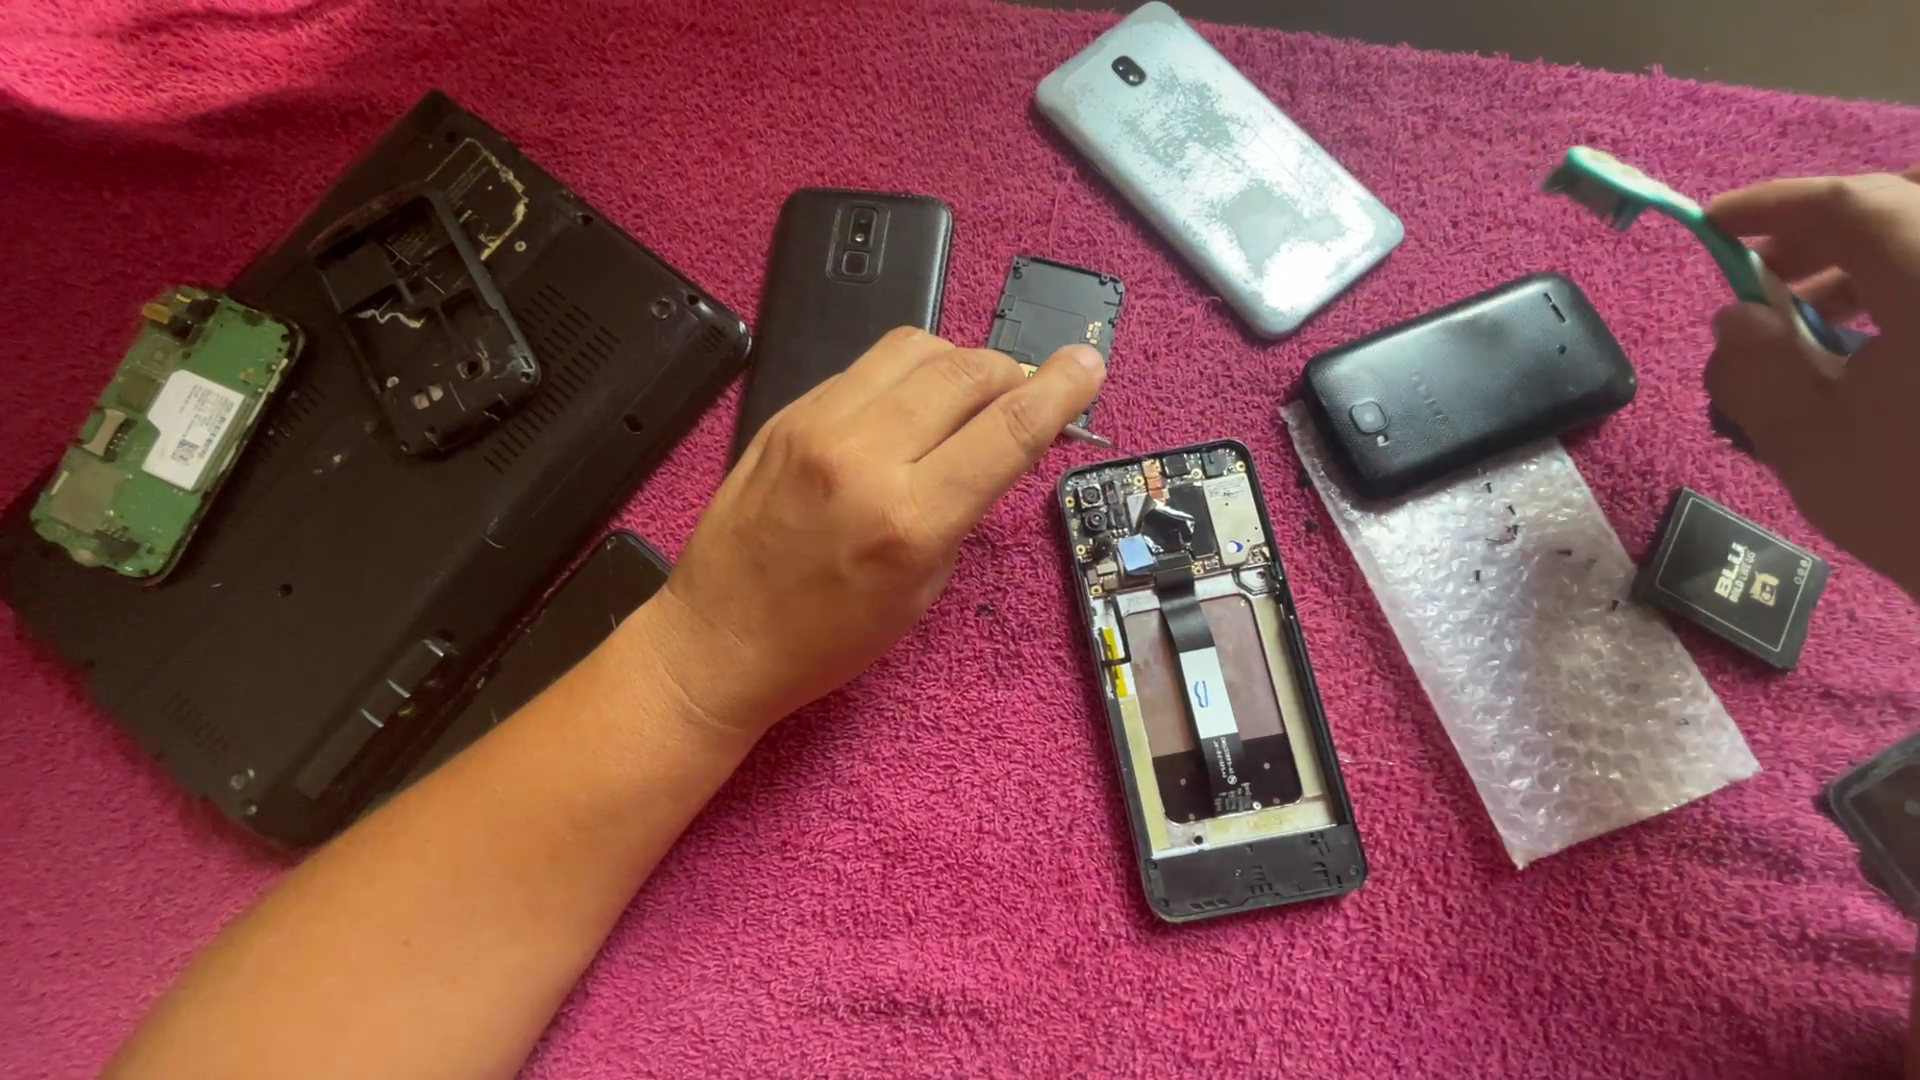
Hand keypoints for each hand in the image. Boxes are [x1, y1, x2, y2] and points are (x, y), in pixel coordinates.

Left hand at [645, 327, 1105, 735]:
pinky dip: (906, 374)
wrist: (719, 638)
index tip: (1087, 367)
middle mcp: (866, 456)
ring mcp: (818, 425)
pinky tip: (909, 404)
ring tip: (967, 396)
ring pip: (916, 348)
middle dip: (1012, 372)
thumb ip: (963, 507)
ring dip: (960, 363)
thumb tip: (995, 445)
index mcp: (911, 518)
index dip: (1060, 391)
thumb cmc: (828, 638)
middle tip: (1024, 395)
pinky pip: (866, 366)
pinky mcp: (787, 413)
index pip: (1006, 430)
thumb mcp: (922, 589)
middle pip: (966, 371)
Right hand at [1705, 169, 1919, 597]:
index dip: (1776, 203)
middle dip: (1828, 233)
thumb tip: (1738, 318)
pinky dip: (1907, 299)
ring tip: (1813, 323)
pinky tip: (1876, 347)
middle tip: (1764, 280)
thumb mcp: (1802, 440)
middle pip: (1911, 211)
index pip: (1856, 205)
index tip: (1713, 224)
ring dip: (1872, 266)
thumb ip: (1754, 366)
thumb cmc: (1916, 500)